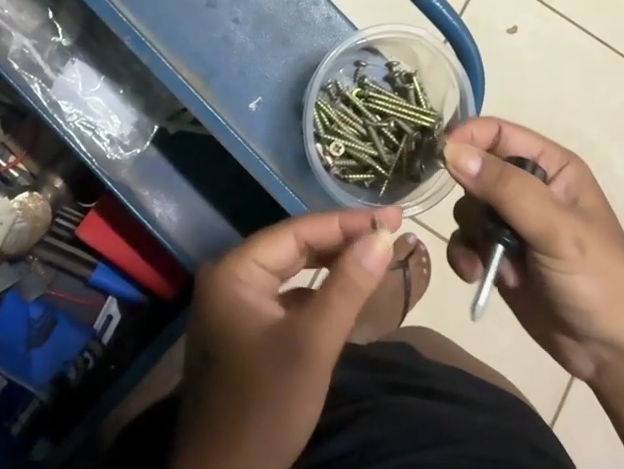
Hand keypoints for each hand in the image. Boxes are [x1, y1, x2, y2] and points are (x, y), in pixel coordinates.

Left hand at [173, 206, 400, 468]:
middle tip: (391, 230)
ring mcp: (233, 306)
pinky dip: (318, 292)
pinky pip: (286, 297)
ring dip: (333, 264)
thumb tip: (383, 236)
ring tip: (377, 253)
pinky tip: (347, 290)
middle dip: (343, 239)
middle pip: (294, 246)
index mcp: (234, 270)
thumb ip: (348, 285)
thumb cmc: (266, 406)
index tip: (394, 216)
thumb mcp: (313, 343)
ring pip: (291, 271)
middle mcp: (228, 278)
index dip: (348, 222)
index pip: (298, 231)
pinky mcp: (243, 332)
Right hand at [442, 118, 623, 384]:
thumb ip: (505, 188)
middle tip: (480, 224)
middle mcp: (531, 188)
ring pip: (467, 209)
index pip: (497, 133)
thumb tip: (451, 150)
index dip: (467, 139)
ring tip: (494, 263)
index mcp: (553, 168)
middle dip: (472, 199)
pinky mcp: (500, 256)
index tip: (439, 156)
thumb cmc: (598, 280)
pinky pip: (465, 241)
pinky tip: (476, 275)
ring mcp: (514, 224)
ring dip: (473, 235)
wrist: (614, 353)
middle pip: (475, 171)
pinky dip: (465, 256)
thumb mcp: (555, 229)